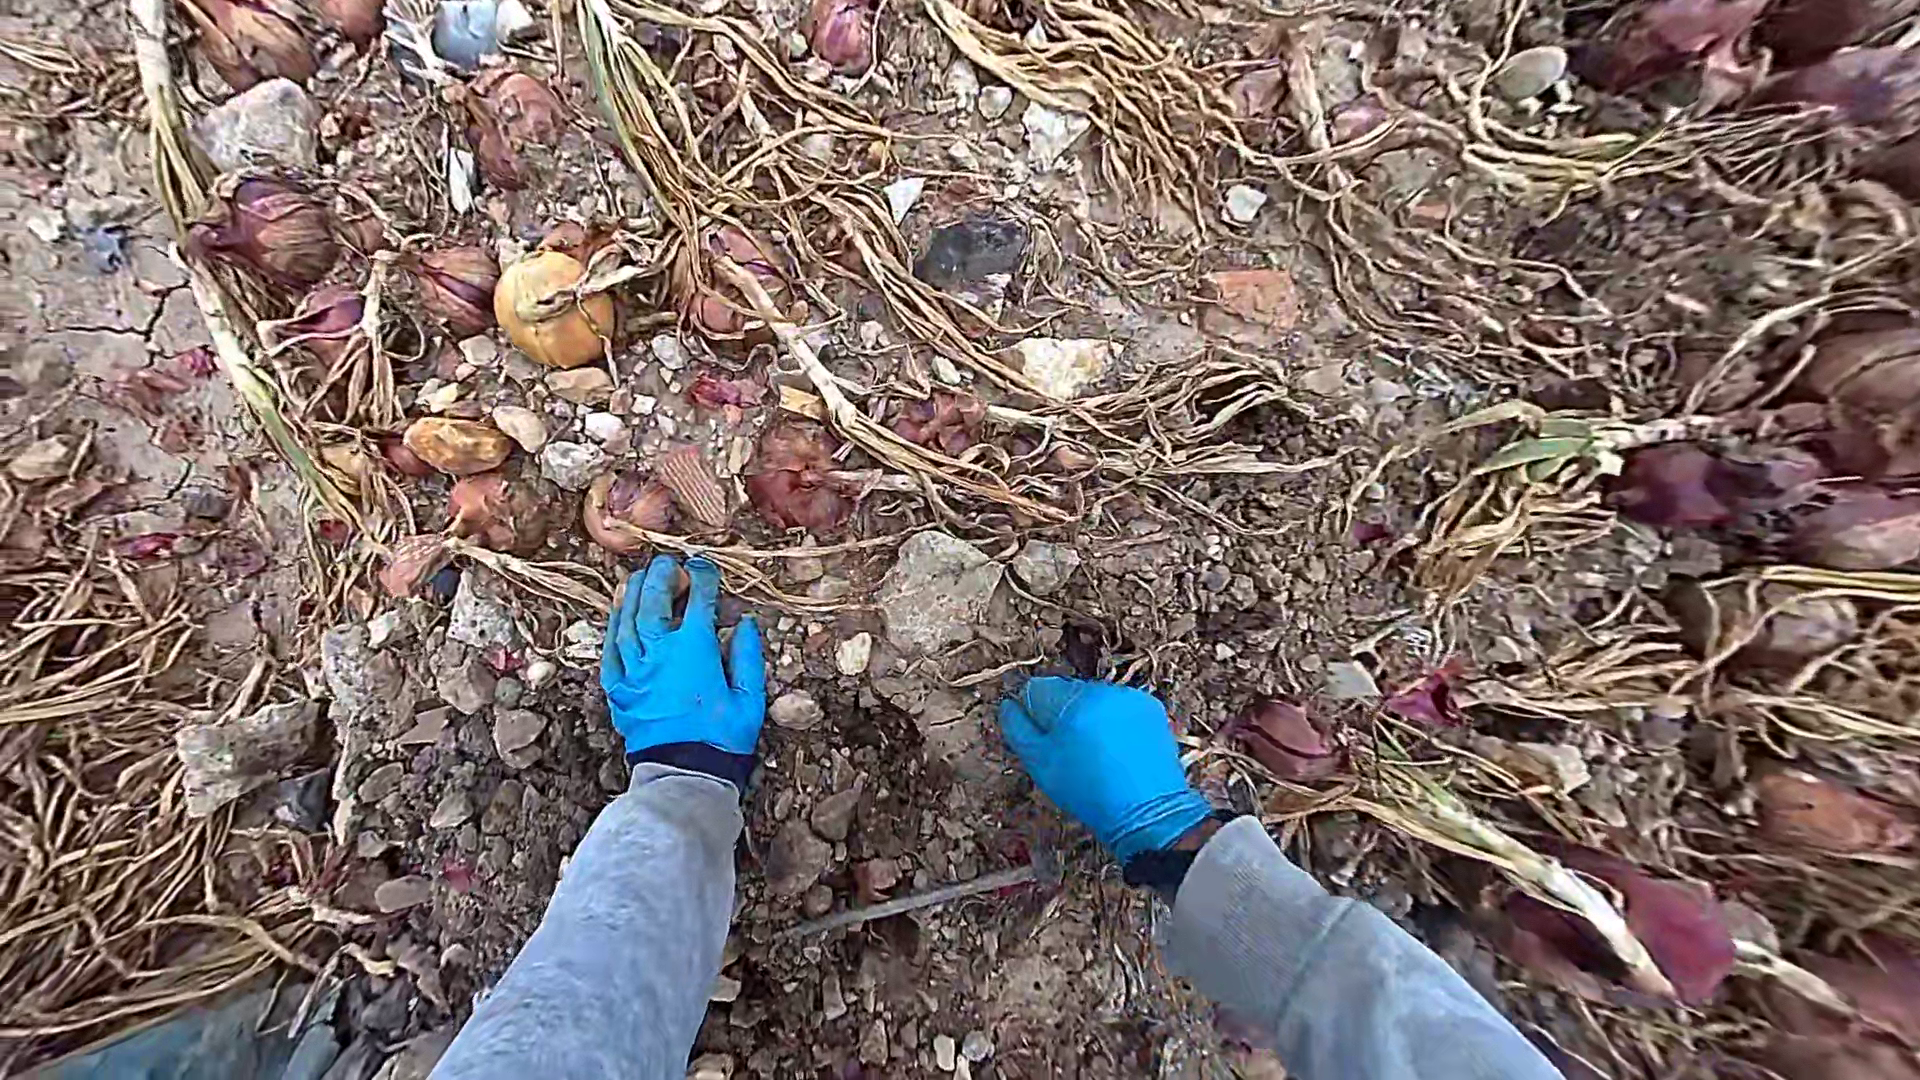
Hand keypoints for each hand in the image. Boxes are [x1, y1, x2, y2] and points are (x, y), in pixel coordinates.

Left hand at [601, 555, 765, 759]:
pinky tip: (616, 614)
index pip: (698, 601)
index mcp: (694, 651)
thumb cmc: (724, 735)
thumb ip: (748, 655)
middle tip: (667, 562)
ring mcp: (634, 671)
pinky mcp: (619, 689)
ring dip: (632, 595)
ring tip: (637, 577)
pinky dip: (612, 627)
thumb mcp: (749, 695)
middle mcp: (659, 654)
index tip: (705, 565)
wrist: (685, 773)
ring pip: (626, 622)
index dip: (703, 578)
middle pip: (654, 603)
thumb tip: (744, 623)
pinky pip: (610, 650)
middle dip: (661, 577)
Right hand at [997, 676, 1211, 861]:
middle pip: (1067, 693)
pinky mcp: (1151, 709)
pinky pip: (1120, 707)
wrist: (1148, 815)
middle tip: (1069, 752)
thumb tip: (1009, 705)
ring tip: (1096, 754)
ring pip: (1094, 699)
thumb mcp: (1040, 764)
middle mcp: (1102, 690)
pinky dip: (1115, 723)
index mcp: (1072, 700)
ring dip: (1089, 718)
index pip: (1038, 689)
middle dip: (1063, 715)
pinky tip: (1117, 751)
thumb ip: (1018, 728)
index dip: (1035, 714)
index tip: (1044, 739)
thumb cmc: (1088, 791)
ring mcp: (1129, 697)